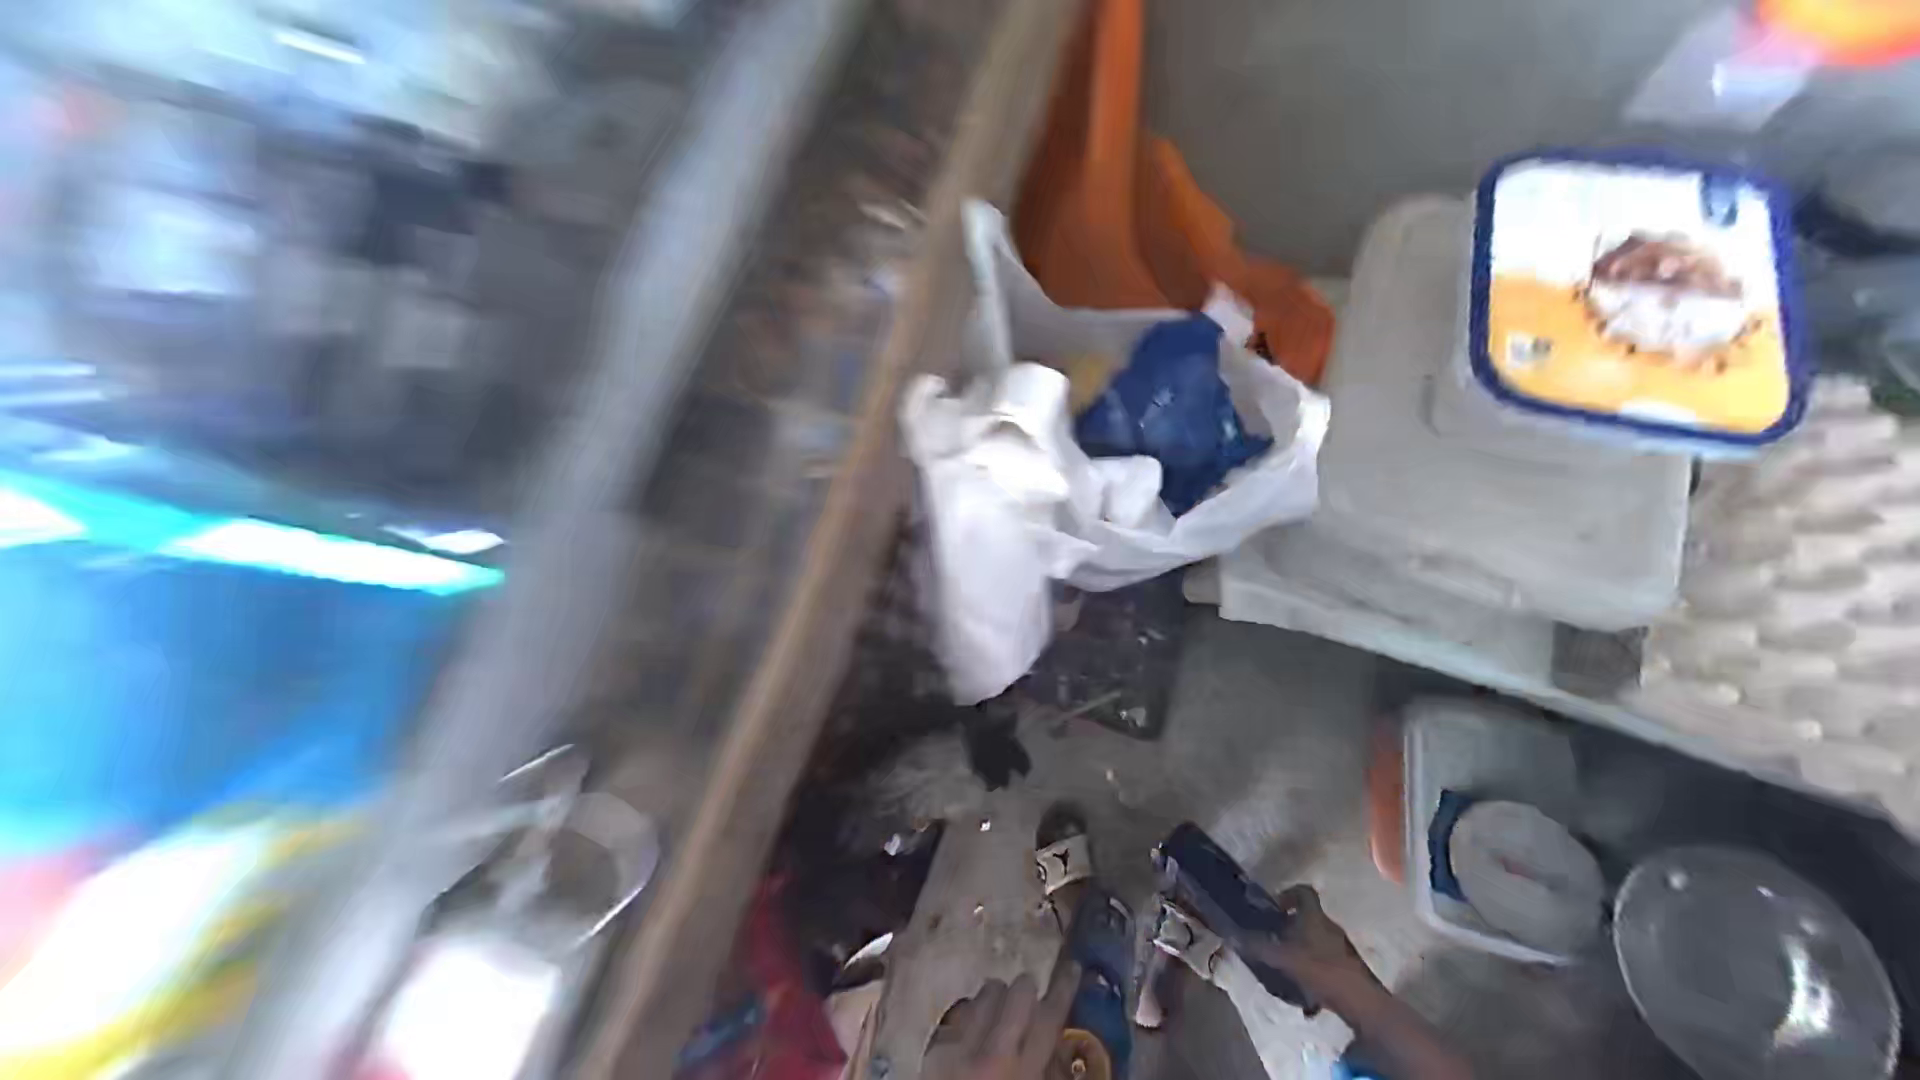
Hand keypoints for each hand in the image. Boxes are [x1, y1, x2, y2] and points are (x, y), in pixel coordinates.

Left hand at [920, 956, 1080, 1079]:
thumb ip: (1045, 1073)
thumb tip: (1055, 1059)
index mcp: (1025, 1075)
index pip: (1050, 1018)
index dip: (1064, 989)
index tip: (1074, 966)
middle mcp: (994, 1053)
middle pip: (1018, 994)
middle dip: (1027, 989)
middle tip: (1030, 995)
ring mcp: (961, 1047)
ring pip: (986, 994)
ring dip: (998, 996)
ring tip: (1002, 1009)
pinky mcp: (936, 1051)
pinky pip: (961, 1014)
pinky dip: (972, 1014)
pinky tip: (975, 1028)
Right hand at [1248, 884, 1384, 1011]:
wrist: (1364, 1004)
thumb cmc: (1322, 971)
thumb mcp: (1283, 958)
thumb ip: (1257, 947)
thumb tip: (1232, 936)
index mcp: (1315, 916)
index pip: (1303, 891)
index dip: (1287, 893)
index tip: (1274, 906)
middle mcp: (1330, 926)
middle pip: (1308, 916)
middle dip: (1290, 925)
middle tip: (1274, 938)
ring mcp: (1343, 947)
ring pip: (1317, 938)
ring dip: (1302, 947)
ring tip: (1286, 964)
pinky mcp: (1350, 968)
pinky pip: (1326, 958)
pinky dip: (1314, 966)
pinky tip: (1304, 987)